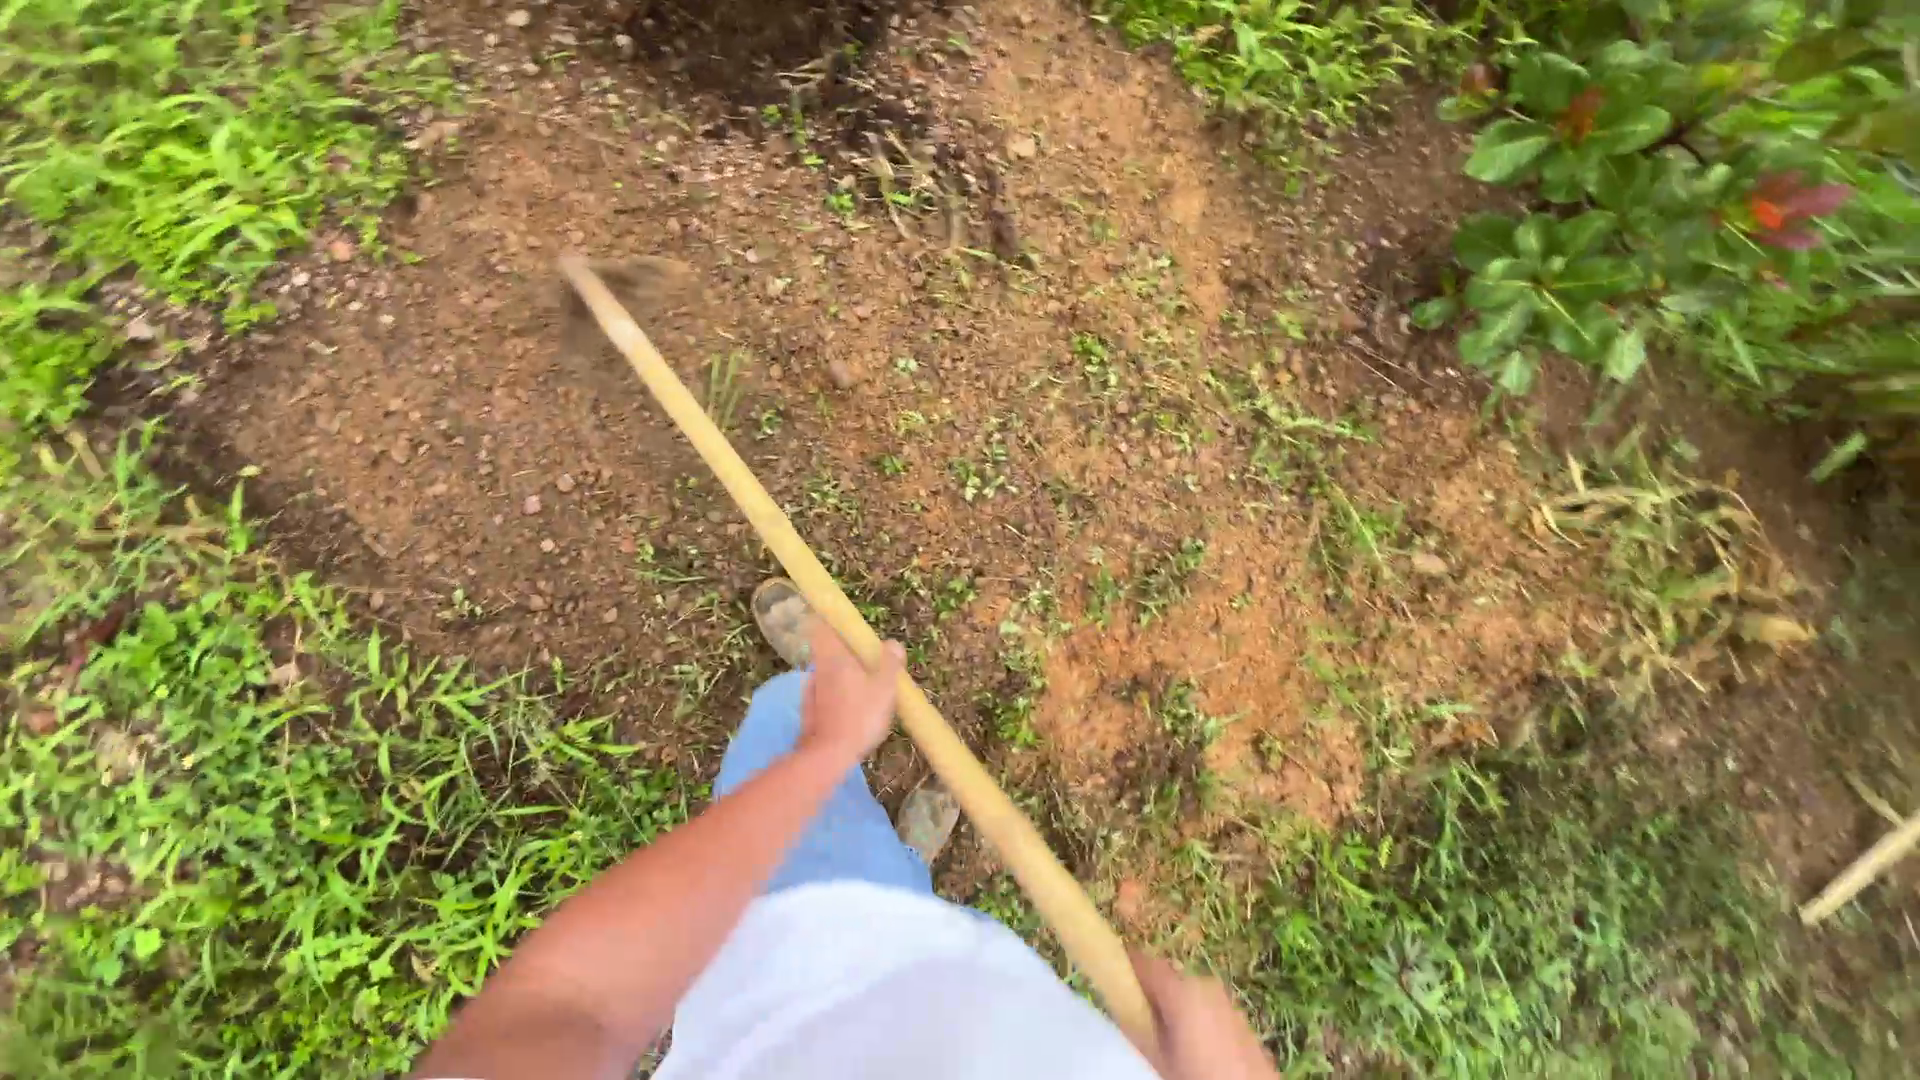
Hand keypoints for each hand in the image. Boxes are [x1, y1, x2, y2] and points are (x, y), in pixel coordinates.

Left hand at [798, 620, 904, 764]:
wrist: (829, 755)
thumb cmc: (860, 715)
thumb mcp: (885, 687)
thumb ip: (889, 663)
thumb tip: (892, 643)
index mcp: (834, 657)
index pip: (821, 627)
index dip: (830, 621)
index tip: (847, 625)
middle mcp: (819, 669)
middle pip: (826, 650)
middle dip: (845, 652)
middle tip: (869, 661)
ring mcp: (811, 691)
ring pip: (826, 673)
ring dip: (842, 675)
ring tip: (866, 687)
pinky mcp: (810, 711)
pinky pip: (825, 693)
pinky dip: (837, 694)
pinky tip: (853, 707)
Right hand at [1127, 950, 1278, 1079]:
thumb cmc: (1199, 1078)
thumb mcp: (1158, 1058)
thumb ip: (1134, 1025)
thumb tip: (1116, 1003)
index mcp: (1180, 989)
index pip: (1141, 961)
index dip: (1124, 968)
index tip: (1113, 984)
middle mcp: (1203, 983)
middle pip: (1165, 976)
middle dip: (1151, 993)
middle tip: (1141, 1022)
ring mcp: (1225, 999)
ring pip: (1187, 991)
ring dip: (1175, 1006)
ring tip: (1171, 1040)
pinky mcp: (1240, 1016)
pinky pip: (1207, 1006)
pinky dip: (1197, 1017)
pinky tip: (1198, 1048)